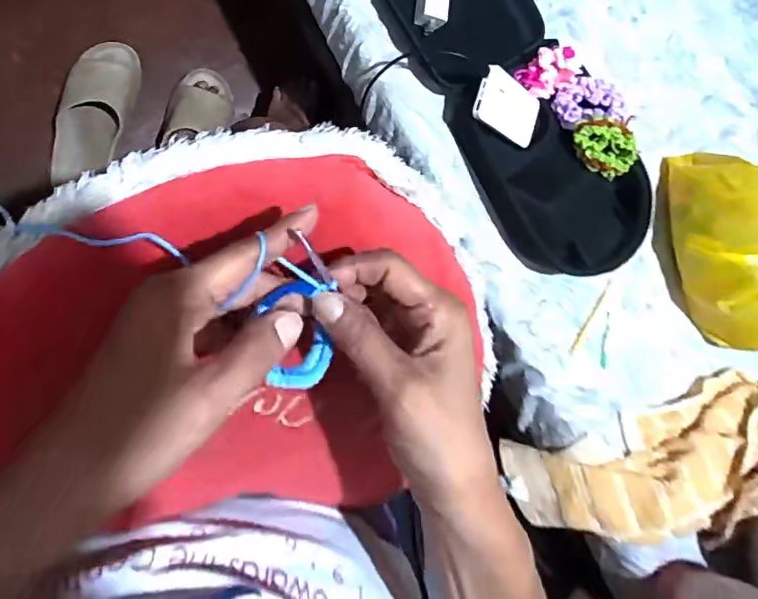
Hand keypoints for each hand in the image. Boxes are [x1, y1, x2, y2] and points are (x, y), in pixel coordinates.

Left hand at [23, 205, 315, 512]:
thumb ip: (257, 349)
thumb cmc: (145, 429)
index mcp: (180, 293)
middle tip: (320, 295)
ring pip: (219, 300)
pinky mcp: (150, 338)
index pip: (243, 254)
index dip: (281, 234)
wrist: (73, 469)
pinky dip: (232, 328)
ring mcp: (154, 314)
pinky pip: (203, 320)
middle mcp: (166, 291)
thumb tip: (293, 311)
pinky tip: (257, 343)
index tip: (313, 210)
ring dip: (256, 309)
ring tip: (299, 318)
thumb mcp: (211, 394)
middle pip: (233, 277)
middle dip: (276, 284)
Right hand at [310, 249, 495, 510]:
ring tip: (307, 314)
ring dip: (339, 303)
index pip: (389, 266)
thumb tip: (318, 295)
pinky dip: (343, 322)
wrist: (452, 490)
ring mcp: (412, 330)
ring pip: (368, 299)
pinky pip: (366, 322)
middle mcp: (427, 310)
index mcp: (438, 309)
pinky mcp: (397, 349)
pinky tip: (320, 330)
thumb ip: (359, 335)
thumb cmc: (434, 433)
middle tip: (305, 301)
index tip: (315, 286)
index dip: (352, 268)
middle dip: (341, 284)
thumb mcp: (396, 383)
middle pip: (377, 278)